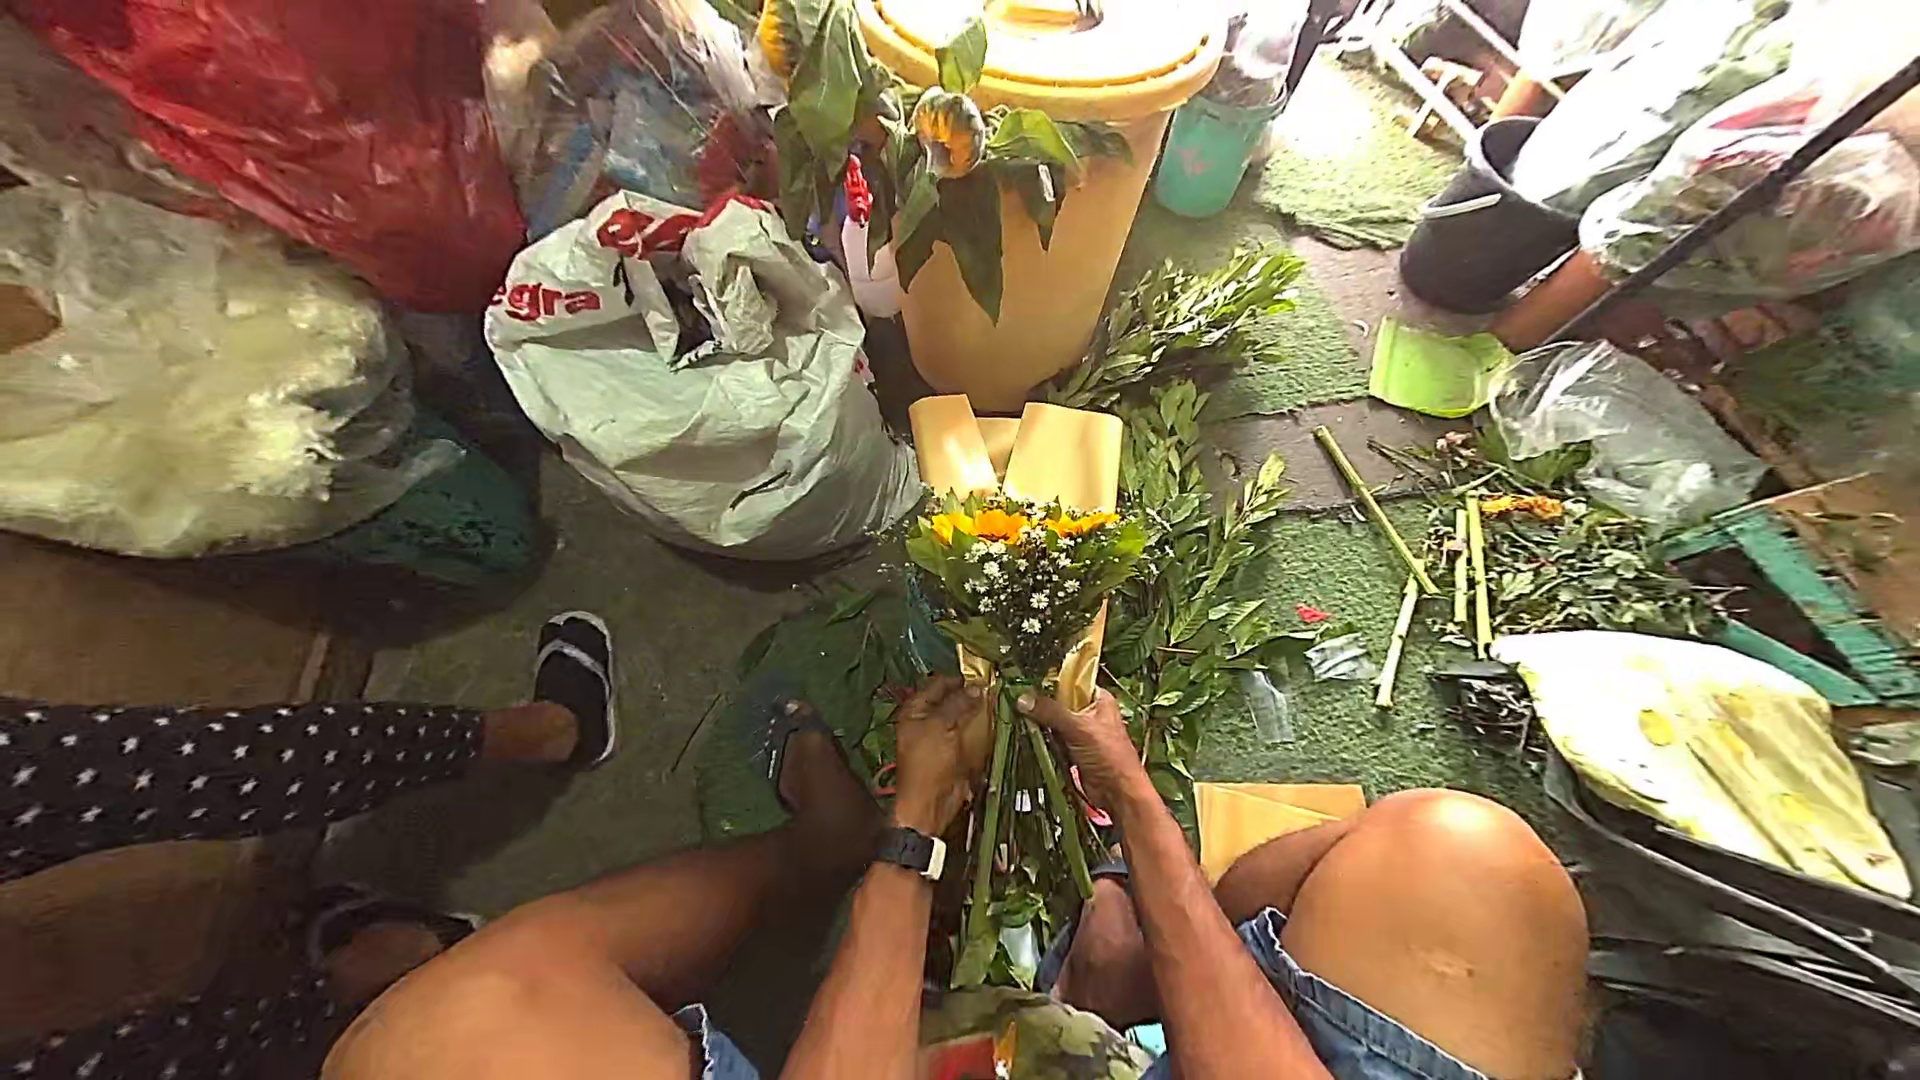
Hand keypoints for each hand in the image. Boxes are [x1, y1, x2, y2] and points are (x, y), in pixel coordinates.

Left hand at [892, 676, 982, 835]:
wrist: (931, 804)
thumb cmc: (929, 762)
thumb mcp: (941, 726)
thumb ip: (959, 704)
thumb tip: (977, 687)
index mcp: (915, 710)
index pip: (938, 684)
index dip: (958, 678)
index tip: (982, 673)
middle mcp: (926, 720)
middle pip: (952, 700)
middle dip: (971, 694)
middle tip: (996, 686)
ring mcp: (942, 736)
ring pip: (963, 716)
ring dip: (979, 710)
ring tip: (1001, 700)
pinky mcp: (956, 751)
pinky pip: (970, 733)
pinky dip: (982, 727)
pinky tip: (998, 721)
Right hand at [1015, 688, 1151, 813]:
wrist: (1118, 794)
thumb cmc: (1107, 755)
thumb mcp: (1078, 727)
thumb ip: (1050, 711)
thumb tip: (1022, 699)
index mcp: (1098, 698)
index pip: (1071, 681)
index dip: (1051, 680)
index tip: (1027, 681)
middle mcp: (1090, 711)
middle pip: (1059, 701)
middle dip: (1041, 704)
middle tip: (1019, 701)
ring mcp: (1081, 731)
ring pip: (1054, 720)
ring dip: (1040, 723)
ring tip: (1019, 717)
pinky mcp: (1073, 749)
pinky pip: (1053, 738)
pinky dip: (1043, 738)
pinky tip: (1028, 734)